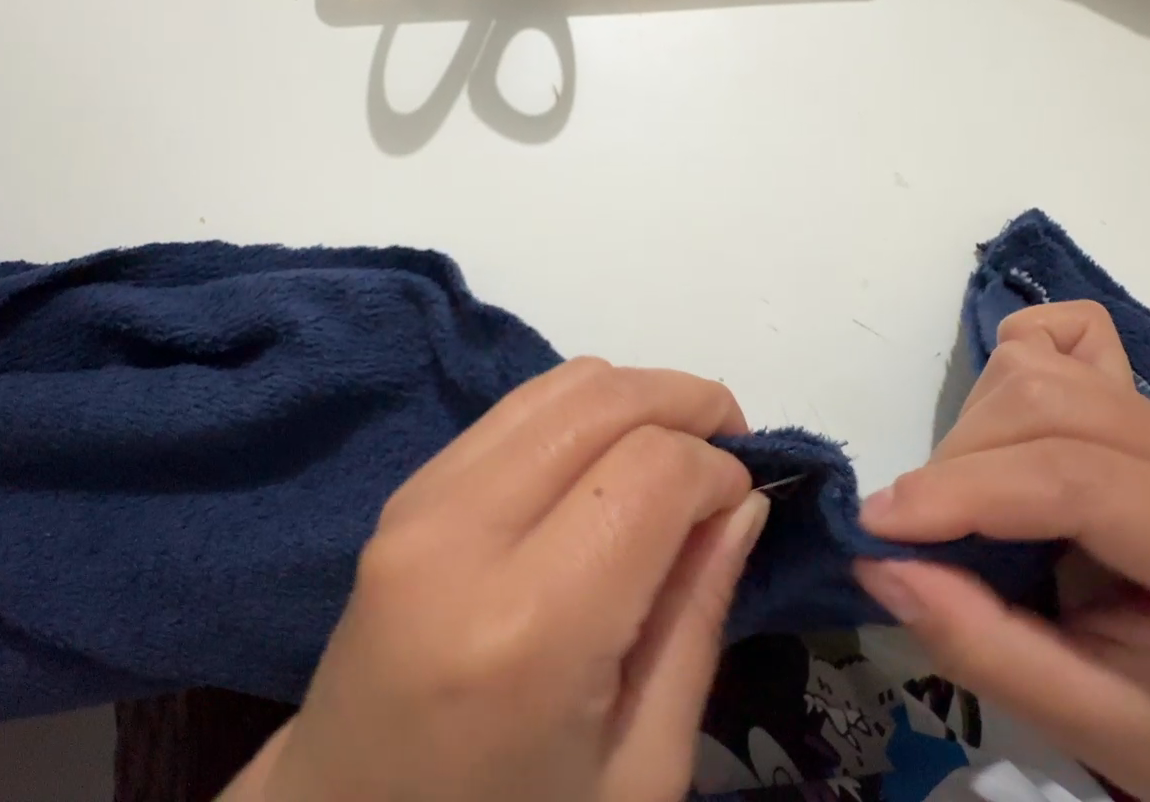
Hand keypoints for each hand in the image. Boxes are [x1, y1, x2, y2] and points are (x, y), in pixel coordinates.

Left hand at [227, 359, 768, 801]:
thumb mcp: (640, 766)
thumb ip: (696, 615)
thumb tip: (743, 498)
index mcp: (527, 627)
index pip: (652, 470)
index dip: (719, 470)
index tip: (741, 505)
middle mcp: (461, 536)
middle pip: (603, 401)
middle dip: (688, 404)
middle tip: (732, 448)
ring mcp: (418, 502)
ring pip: (559, 386)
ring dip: (638, 397)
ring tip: (678, 448)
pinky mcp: (406, 491)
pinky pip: (517, 410)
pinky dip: (584, 411)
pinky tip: (609, 459)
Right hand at [854, 302, 1149, 801]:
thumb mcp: (1092, 730)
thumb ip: (980, 646)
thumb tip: (877, 559)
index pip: (1081, 480)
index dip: (965, 488)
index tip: (879, 523)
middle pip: (1054, 406)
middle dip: (959, 463)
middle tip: (928, 537)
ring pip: (1051, 371)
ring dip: (978, 430)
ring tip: (976, 506)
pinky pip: (1077, 344)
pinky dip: (1020, 367)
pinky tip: (1012, 437)